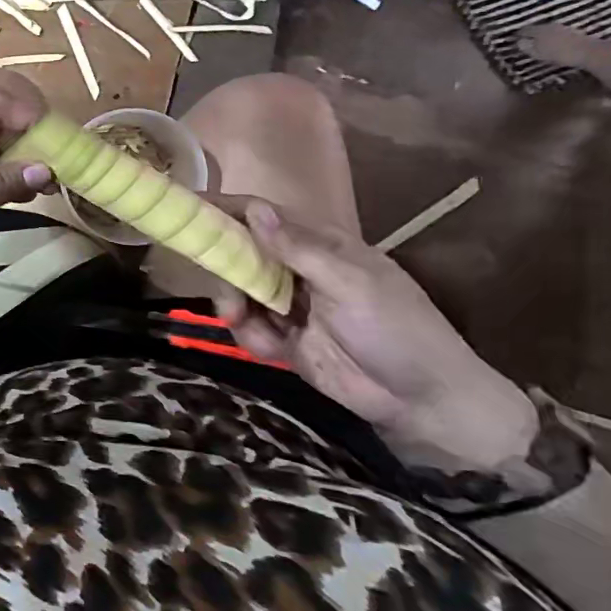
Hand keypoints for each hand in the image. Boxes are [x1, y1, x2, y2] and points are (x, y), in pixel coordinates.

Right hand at [212, 197, 536, 471]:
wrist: (422, 401)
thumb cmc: (397, 330)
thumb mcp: (350, 284)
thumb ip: (298, 249)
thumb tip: (253, 209)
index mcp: (319, 245)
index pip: (263, 216)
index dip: (226, 210)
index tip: (188, 210)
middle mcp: (298, 269)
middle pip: (240, 253)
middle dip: (225, 272)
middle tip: (225, 294)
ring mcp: (289, 304)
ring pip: (237, 291)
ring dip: (235, 308)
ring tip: (246, 326)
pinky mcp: (282, 337)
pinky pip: (247, 327)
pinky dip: (252, 338)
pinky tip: (274, 350)